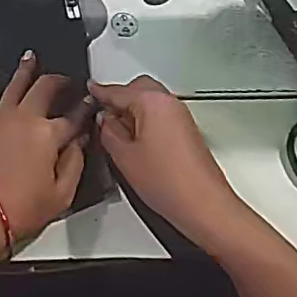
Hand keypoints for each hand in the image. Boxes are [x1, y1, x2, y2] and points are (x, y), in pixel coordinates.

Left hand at [0, 52, 89, 246]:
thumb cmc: (18, 207)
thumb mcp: (62, 194)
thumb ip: (74, 164)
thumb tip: (79, 146)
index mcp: (49, 135)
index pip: (74, 116)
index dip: (85, 109)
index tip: (90, 104)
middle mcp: (26, 118)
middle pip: (46, 88)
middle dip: (60, 81)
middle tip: (67, 80)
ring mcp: (3, 117)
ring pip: (17, 82)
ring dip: (26, 68)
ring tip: (31, 56)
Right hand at [90, 76, 245, 249]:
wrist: (204, 207)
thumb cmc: (172, 184)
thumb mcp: (123, 157)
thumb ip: (107, 131)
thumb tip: (104, 121)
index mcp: (152, 102)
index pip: (118, 91)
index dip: (100, 92)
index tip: (91, 90)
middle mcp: (170, 104)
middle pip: (138, 88)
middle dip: (120, 99)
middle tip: (103, 117)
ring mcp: (182, 117)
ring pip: (150, 102)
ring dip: (134, 112)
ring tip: (119, 137)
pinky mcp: (187, 131)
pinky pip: (161, 115)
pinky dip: (146, 122)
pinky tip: (137, 145)